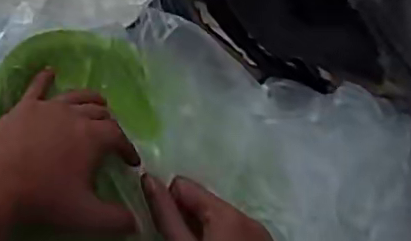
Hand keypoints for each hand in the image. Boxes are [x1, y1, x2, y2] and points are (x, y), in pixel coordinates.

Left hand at [0, 69, 139, 234]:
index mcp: (90, 137)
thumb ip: (117, 220)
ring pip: (74, 96)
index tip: (131, 161)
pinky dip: (46, 77)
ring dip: (89, 99)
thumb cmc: (45, 197)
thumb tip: (136, 221)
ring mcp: (46, 106)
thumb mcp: (87, 216)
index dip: (127, 147)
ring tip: (99, 102)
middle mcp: (71, 114)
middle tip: (113, 136)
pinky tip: (50, 71)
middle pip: (98, 112)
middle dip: (110, 123)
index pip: (117, 135)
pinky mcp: (24, 105)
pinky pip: (37, 86)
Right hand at [145, 175, 272, 240]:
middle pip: (202, 202)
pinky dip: (223, 240)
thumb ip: (165, 212)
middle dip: (190, 220)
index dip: (171, 207)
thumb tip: (147, 176)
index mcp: (228, 211)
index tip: (172, 232)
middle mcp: (249, 216)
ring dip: (206, 232)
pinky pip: (236, 233)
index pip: (182, 185)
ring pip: (218, 219)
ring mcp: (264, 236)